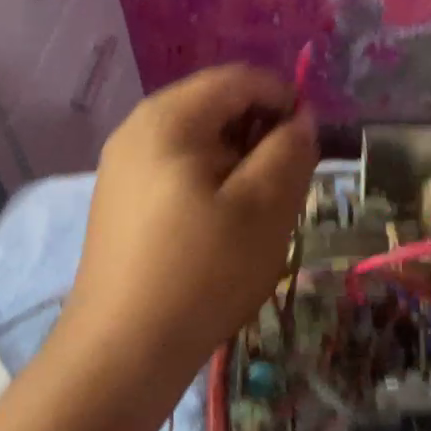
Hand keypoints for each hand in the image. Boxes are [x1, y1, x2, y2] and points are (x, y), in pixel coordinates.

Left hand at [66, 65, 317, 376]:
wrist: (121, 351)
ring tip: (256, 213)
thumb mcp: (265, 208)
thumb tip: (301, 120)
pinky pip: (175, 170)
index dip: (285, 100)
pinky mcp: (119, 201)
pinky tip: (219, 230)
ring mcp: (122, 166)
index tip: (311, 145)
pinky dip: (209, 184)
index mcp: (169, 117)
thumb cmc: (201, 272)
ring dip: (237, 163)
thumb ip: (291, 151)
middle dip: (260, 134)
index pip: (240, 79)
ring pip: (198, 141)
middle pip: (215, 106)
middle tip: (284, 187)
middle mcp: (137, 128)